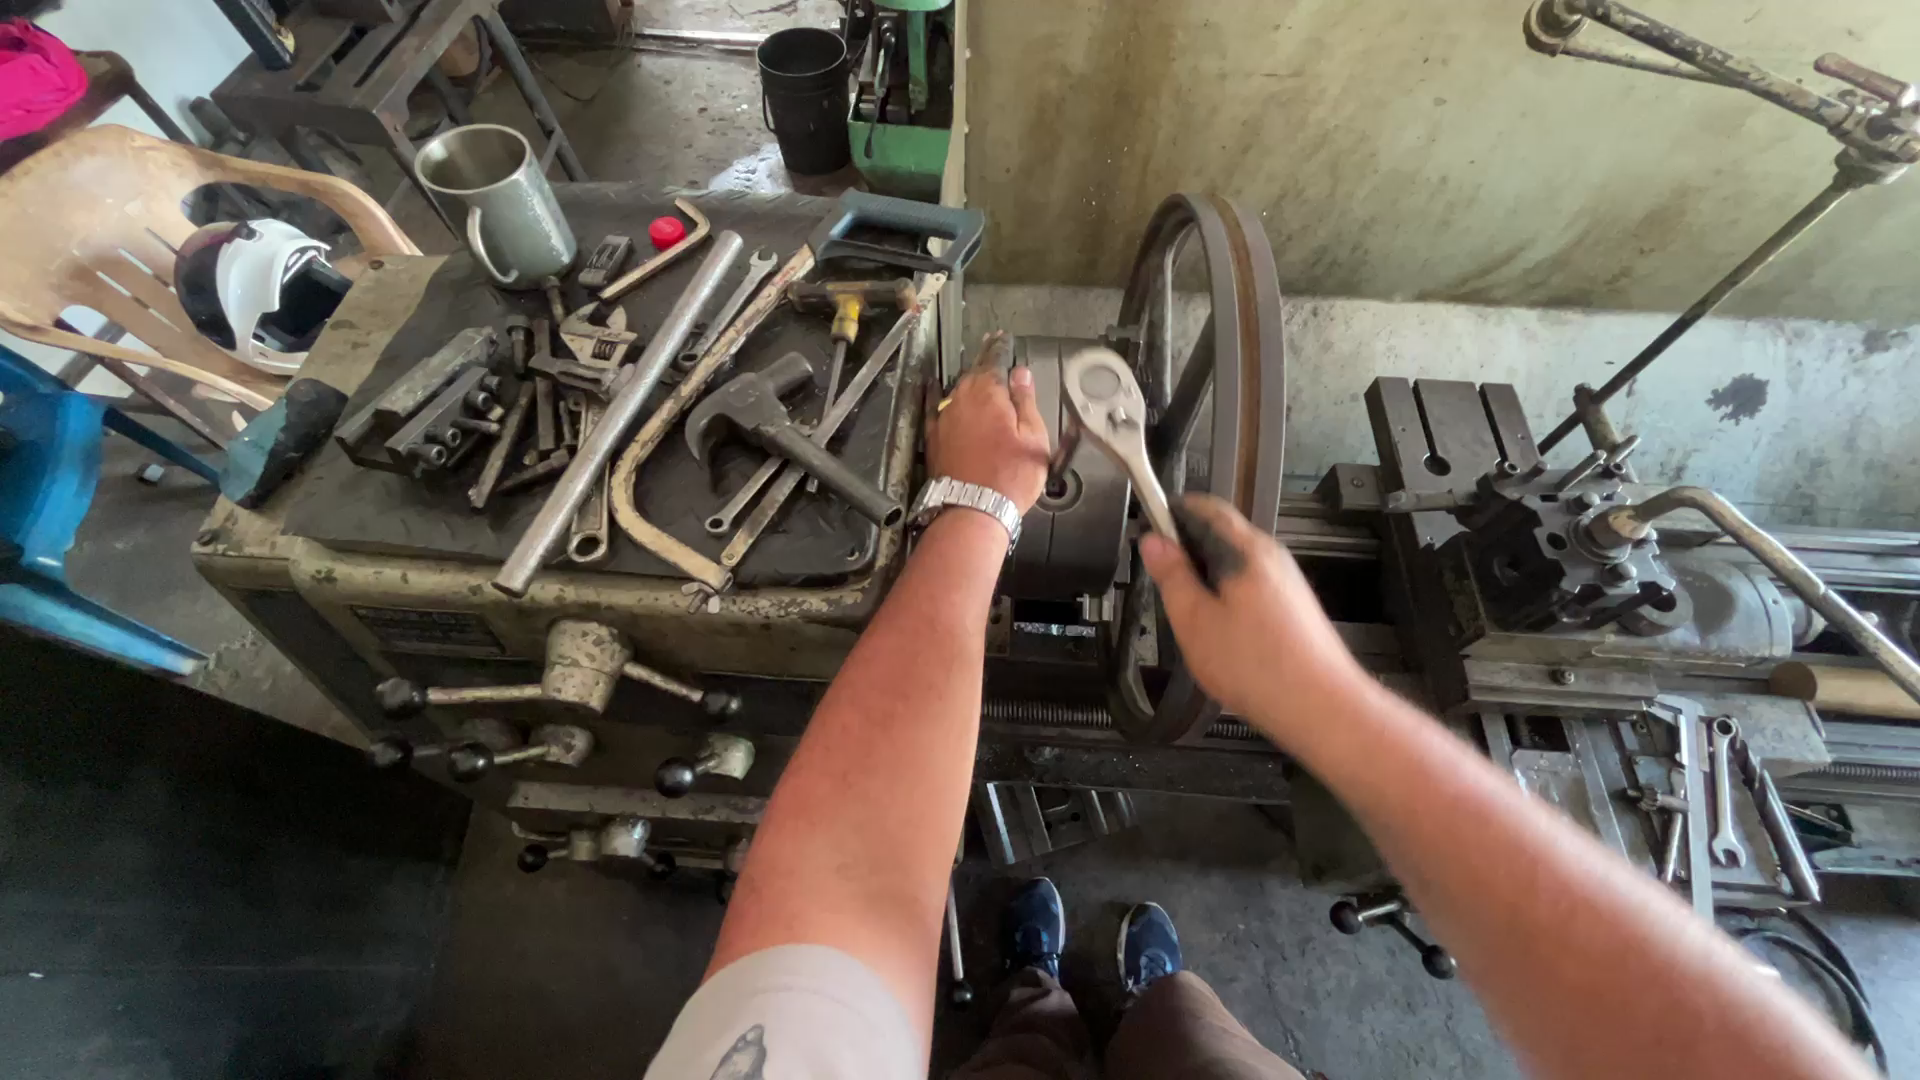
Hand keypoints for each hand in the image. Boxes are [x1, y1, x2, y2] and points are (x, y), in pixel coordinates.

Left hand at [924, 331, 1050, 512]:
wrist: (973, 510)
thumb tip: (1020, 374)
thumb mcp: (1033, 438)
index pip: (995, 359)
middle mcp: (962, 399)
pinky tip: (933, 388)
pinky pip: (934, 408)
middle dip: (984, 360)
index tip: (1004, 338)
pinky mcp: (933, 438)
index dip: (1001, 347)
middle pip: (974, 372)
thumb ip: (1025, 402)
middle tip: (992, 347)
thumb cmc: (1010, 477)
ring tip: (977, 373)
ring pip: (957, 390)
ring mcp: (944, 418)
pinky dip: (936, 396)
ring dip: (968, 380)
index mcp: (989, 393)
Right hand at [1139, 495, 1370, 736]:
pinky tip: (1215, 628)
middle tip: (1159, 578)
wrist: (1320, 707)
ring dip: (1204, 573)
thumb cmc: (1251, 664)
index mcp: (1246, 549)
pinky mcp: (1292, 604)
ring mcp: (1286, 580)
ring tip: (1184, 609)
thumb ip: (1172, 576)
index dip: (1171, 511)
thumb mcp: (1195, 620)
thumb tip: (1153, 540)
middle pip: (1221, 532)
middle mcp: (1271, 555)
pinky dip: (1224, 592)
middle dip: (1186, 547)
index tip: (1146, 530)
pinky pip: (1249, 582)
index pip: (1205, 507)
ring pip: (1234, 561)